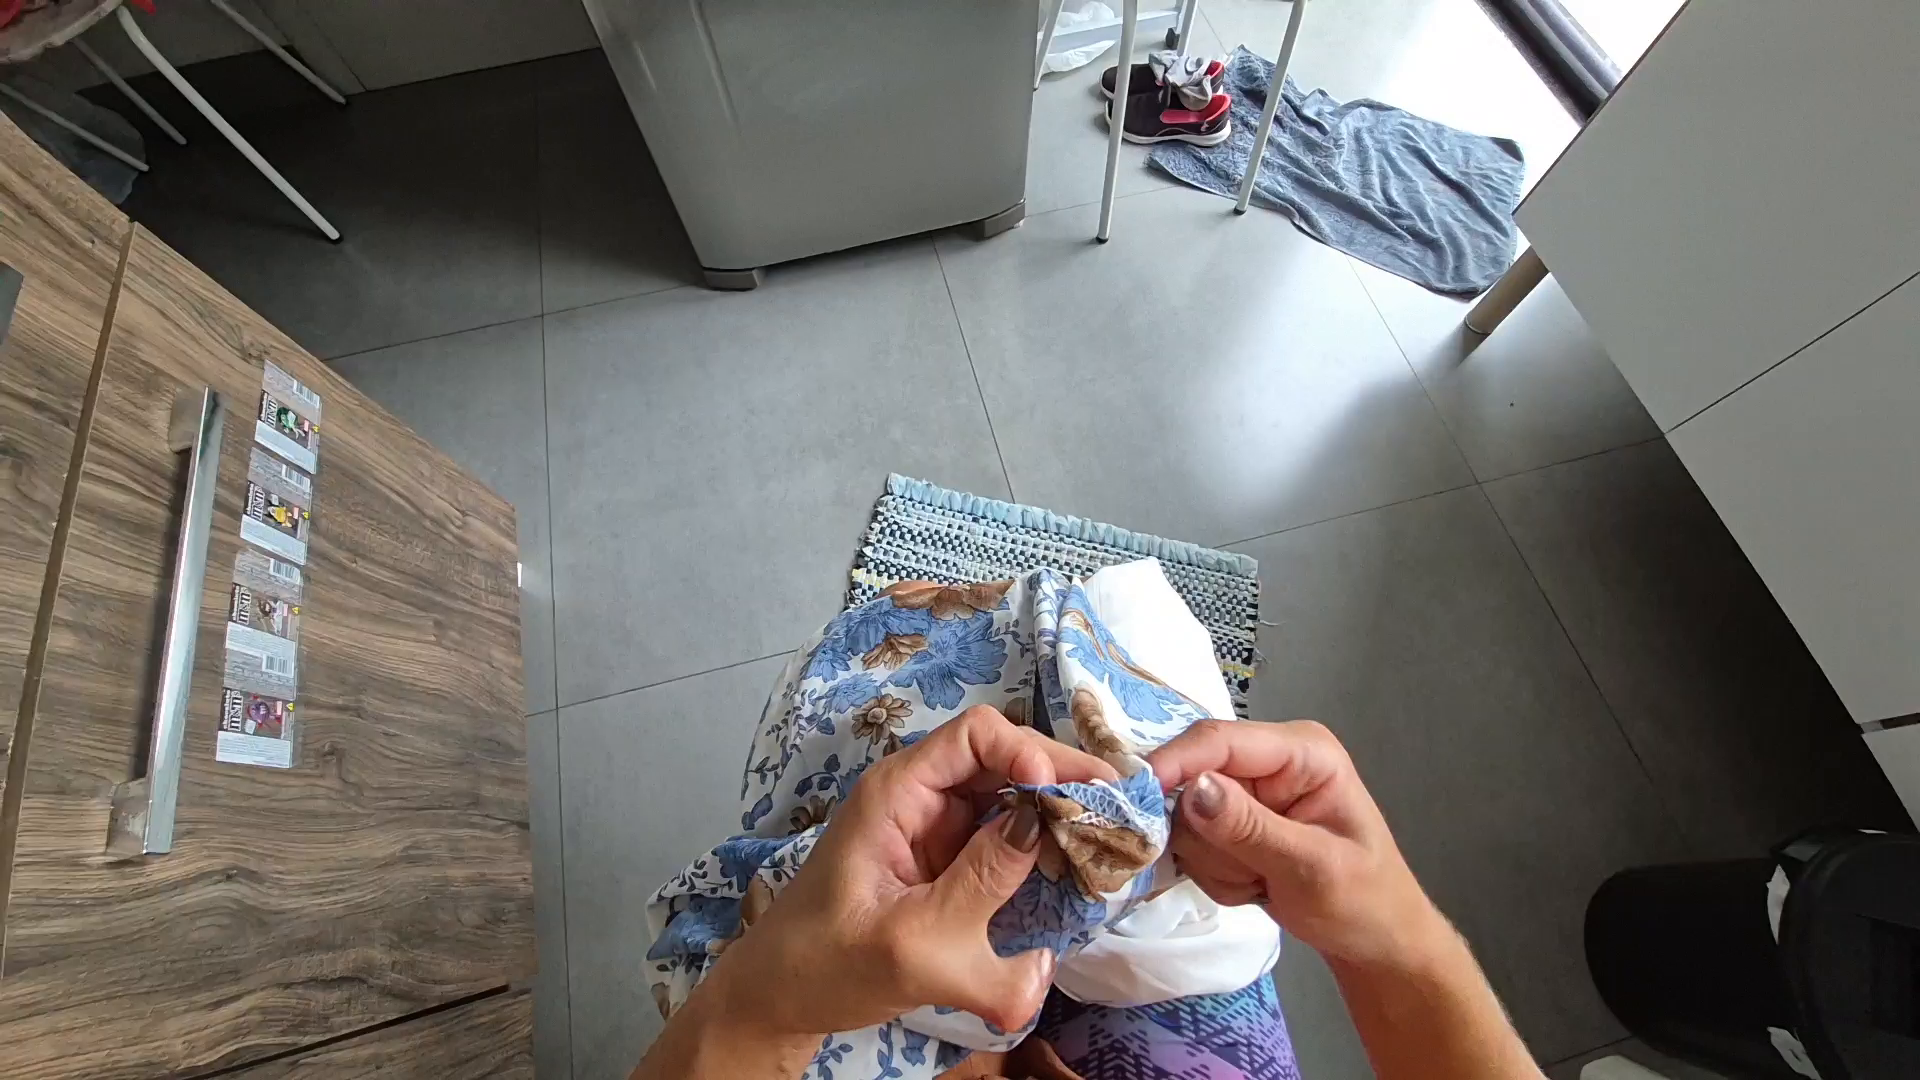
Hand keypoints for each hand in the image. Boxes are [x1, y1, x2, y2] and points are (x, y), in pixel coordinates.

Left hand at [705, 705, 1119, 1036]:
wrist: (784, 998)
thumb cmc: (826, 963)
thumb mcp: (909, 940)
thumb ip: (979, 884)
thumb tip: (1044, 830)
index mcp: (899, 790)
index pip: (973, 735)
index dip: (1024, 751)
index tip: (1061, 793)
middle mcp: (924, 793)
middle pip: (1004, 757)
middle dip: (1059, 776)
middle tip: (1116, 807)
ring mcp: (939, 825)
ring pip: (1011, 794)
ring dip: (1058, 809)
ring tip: (1107, 834)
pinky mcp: (950, 857)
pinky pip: (1006, 834)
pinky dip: (1043, 843)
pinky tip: (1073, 863)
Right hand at [1147, 719, 1446, 969]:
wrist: (1376, 946)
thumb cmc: (1365, 904)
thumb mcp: (1314, 869)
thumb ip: (1251, 828)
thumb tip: (1192, 789)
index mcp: (1299, 750)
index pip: (1218, 740)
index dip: (1176, 763)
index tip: (1138, 795)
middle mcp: (1263, 759)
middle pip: (1192, 777)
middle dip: (1211, 835)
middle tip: (1252, 873)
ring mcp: (1242, 788)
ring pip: (1183, 814)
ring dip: (1214, 860)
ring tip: (1261, 881)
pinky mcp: (1225, 816)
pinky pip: (1188, 839)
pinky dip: (1213, 871)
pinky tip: (1252, 883)